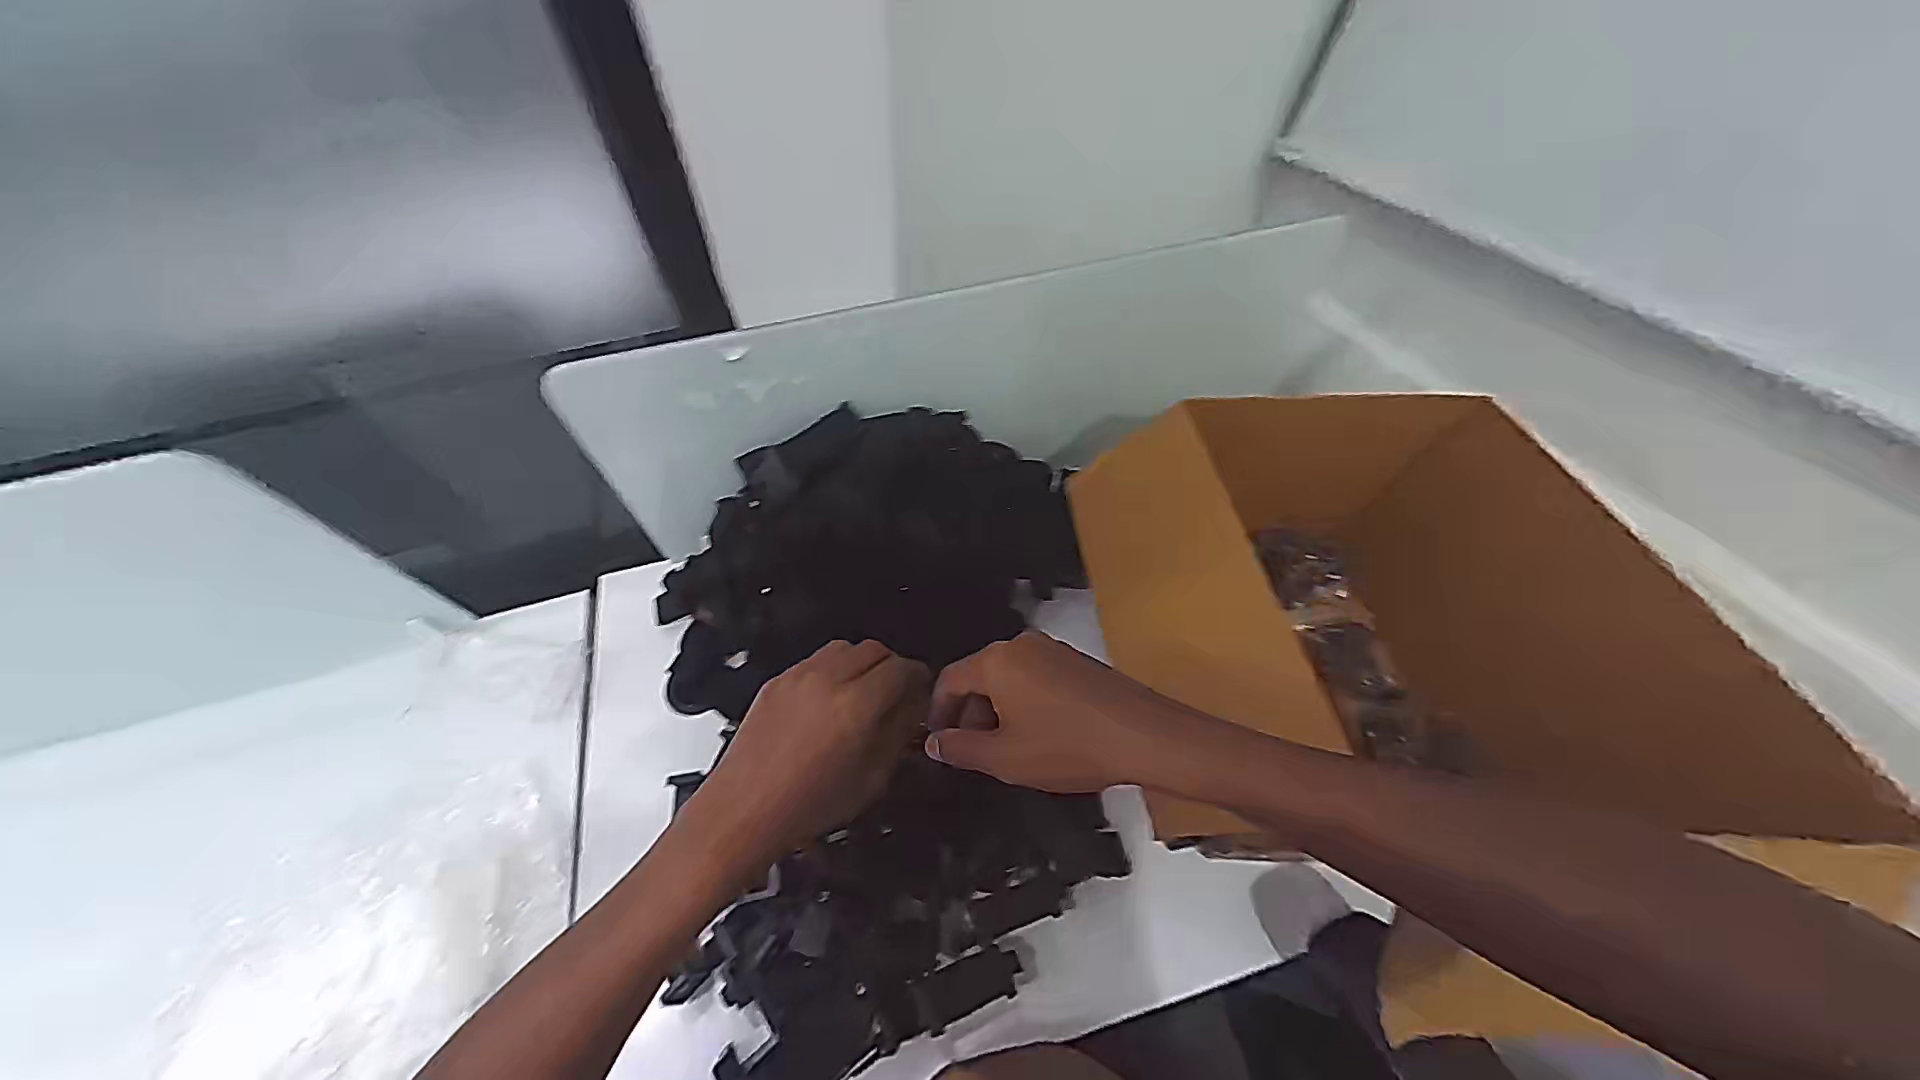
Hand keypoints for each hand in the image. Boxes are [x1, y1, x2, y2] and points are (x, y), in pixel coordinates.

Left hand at [695, 640, 929, 860]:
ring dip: (861, 663)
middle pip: (875, 649)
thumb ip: (898, 734)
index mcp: (855, 706)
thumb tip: (911, 710)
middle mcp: (825, 682)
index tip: (920, 689)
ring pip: (844, 648)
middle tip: (896, 691)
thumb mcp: (871, 779)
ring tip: (863, 692)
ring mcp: (797, 678)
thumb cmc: (799, 807)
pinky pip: (814, 660)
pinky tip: (831, 699)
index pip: (901, 668)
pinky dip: (832, 670)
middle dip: (892, 667)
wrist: (743, 812)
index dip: (918, 677)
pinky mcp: (776, 682)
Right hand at [924, 631, 1203, 792]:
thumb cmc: (1070, 746)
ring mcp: (1053, 649)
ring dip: (999, 712)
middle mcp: (1022, 645)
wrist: (1145, 737)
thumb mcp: (1005, 757)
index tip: (939, 742)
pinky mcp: (1076, 661)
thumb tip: (936, 742)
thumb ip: (961, 748)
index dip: (938, 713)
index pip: (950, 680)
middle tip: (975, 753)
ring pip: (1008, 678)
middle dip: (971, 715)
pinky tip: (1041, 737)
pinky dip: (1026, 704)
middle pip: (980, 676)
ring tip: (1010, 751)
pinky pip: (1035, 678)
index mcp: (997, 660)